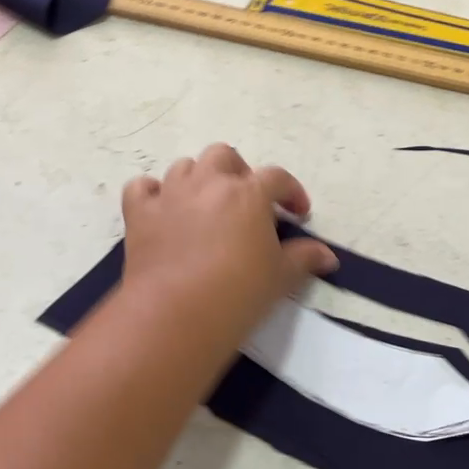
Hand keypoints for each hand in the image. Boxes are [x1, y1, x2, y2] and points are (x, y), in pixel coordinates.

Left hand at [117, 144, 337, 343]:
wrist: (176, 313)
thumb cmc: (238, 292)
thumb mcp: (280, 277)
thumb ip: (304, 259)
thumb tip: (328, 256)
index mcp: (248, 193)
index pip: (276, 178)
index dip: (291, 192)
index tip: (298, 214)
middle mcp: (208, 182)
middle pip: (224, 156)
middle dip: (238, 172)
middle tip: (246, 201)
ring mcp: (170, 194)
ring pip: (184, 166)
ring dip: (198, 179)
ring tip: (206, 205)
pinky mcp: (139, 213)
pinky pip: (142, 188)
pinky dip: (153, 193)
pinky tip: (162, 209)